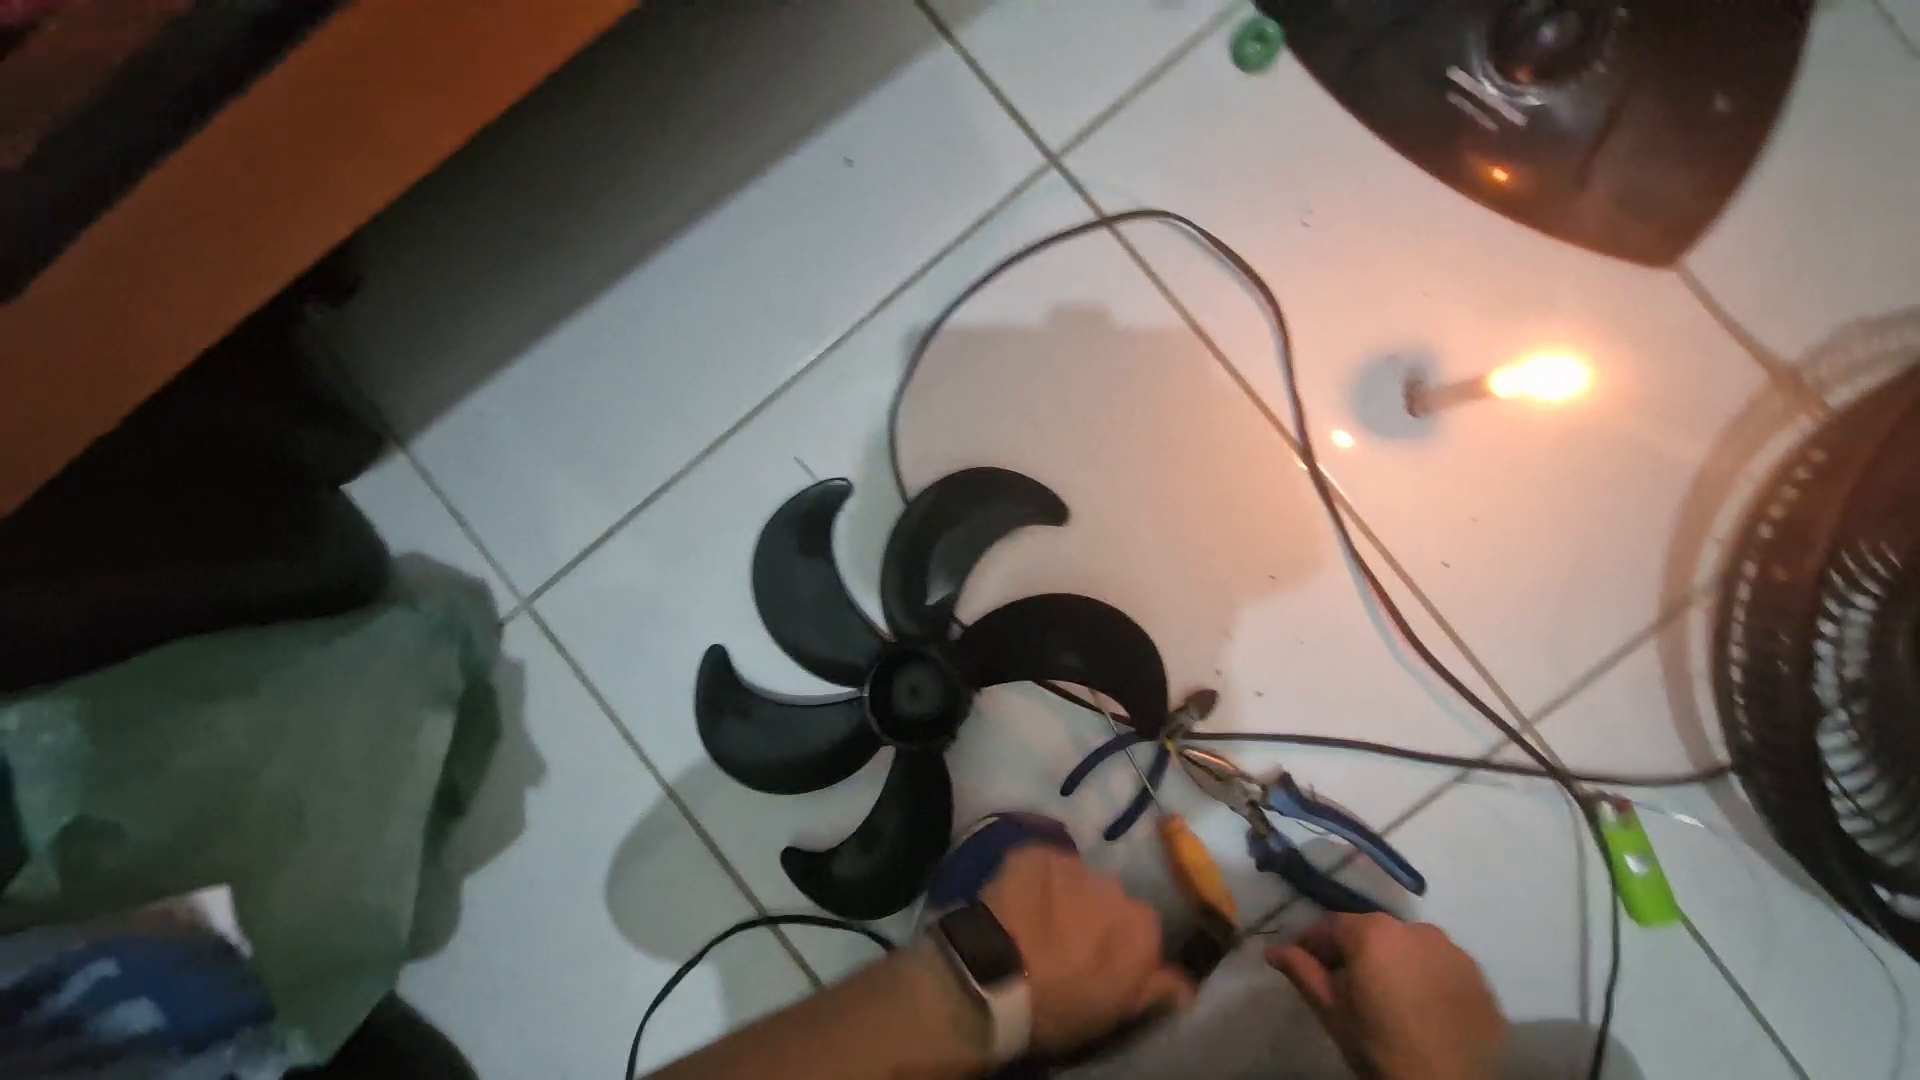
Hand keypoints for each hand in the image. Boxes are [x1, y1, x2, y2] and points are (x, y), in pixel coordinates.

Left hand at [978, 847, 1194, 1054]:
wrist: (995, 977)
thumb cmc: (1060, 1004)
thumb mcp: (1115, 1011)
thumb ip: (1157, 990)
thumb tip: (1186, 983)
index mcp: (1141, 925)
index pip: (1142, 927)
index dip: (1121, 944)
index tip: (1101, 961)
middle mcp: (1115, 885)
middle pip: (1109, 897)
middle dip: (1094, 914)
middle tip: (1067, 941)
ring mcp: (1073, 864)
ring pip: (1076, 879)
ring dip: (1064, 894)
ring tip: (1039, 920)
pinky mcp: (1034, 852)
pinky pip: (1042, 863)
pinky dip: (1034, 878)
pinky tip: (1019, 900)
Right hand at [1267, 913, 1505, 1079]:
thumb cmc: (1379, 1048)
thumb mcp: (1331, 1011)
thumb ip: (1301, 971)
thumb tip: (1272, 949)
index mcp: (1373, 932)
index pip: (1332, 926)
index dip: (1314, 945)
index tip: (1306, 964)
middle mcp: (1416, 930)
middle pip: (1374, 934)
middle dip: (1357, 954)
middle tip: (1348, 986)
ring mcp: (1455, 954)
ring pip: (1411, 948)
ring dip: (1395, 964)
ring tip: (1390, 998)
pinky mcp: (1482, 982)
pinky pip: (1444, 969)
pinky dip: (1430, 981)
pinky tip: (1424, 1009)